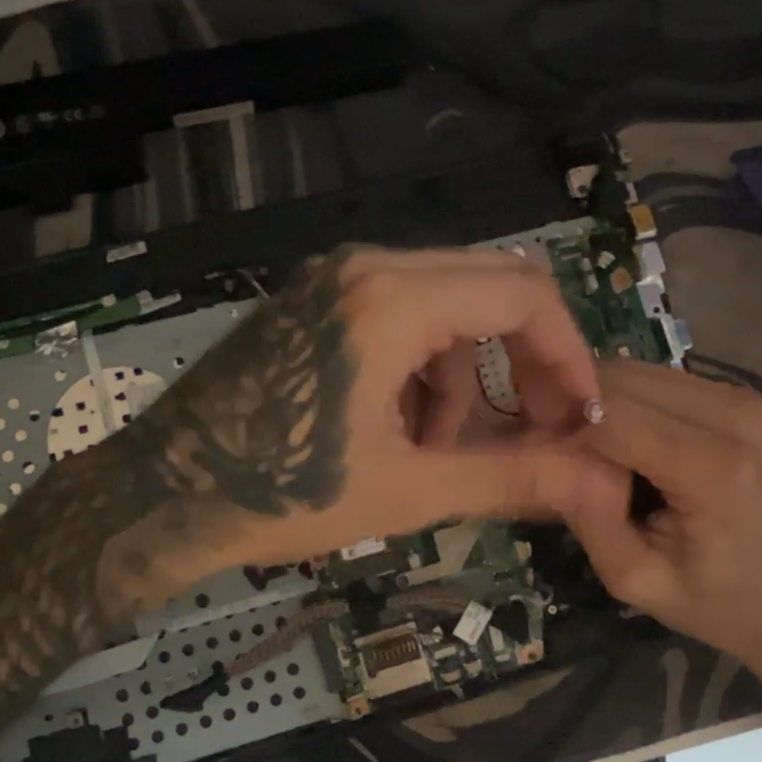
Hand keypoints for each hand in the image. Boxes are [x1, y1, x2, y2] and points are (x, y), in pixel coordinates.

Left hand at [149, 247, 616, 569]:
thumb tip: (596, 482)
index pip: (523, 293)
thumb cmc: (281, 494)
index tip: (581, 416)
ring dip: (465, 373)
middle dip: (525, 359)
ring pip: (445, 304)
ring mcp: (333, 278)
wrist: (165, 493)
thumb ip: (510, 477)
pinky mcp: (314, 300)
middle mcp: (366, 267)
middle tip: (539, 426)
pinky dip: (421, 366)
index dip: (569, 354)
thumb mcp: (406, 491)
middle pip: (489, 286)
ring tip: (443, 447)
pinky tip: (399, 427)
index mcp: (391, 301)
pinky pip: (399, 314)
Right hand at [561, 360, 761, 688]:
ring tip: (582, 451)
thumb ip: (587, 512)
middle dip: (575, 407)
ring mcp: (743, 398)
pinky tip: (620, 443)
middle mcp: (734, 414)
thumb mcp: (635, 578)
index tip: (531, 456)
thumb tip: (544, 452)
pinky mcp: (741, 396)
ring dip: (598, 401)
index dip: (559, 428)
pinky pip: (660, 380)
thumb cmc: (719, 604)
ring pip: (636, 372)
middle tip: (550, 452)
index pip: (608, 415)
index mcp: (713, 465)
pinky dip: (627, 402)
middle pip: (620, 380)